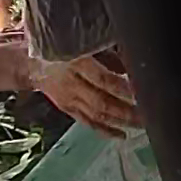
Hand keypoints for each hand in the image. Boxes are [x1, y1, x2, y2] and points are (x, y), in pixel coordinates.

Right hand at [19, 52, 138, 136]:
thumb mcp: (87, 45)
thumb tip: (137, 67)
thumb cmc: (66, 49)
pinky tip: (123, 135)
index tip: (143, 92)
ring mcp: (69, 99)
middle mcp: (71, 84)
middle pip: (102, 102)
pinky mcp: (68, 109)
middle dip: (128, 111)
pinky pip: (87, 122)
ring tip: (144, 125)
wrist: (31, 64)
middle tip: (150, 114)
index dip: (123, 88)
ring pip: (97, 115)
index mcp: (76, 63)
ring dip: (121, 122)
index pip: (103, 79)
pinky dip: (105, 130)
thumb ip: (112, 57)